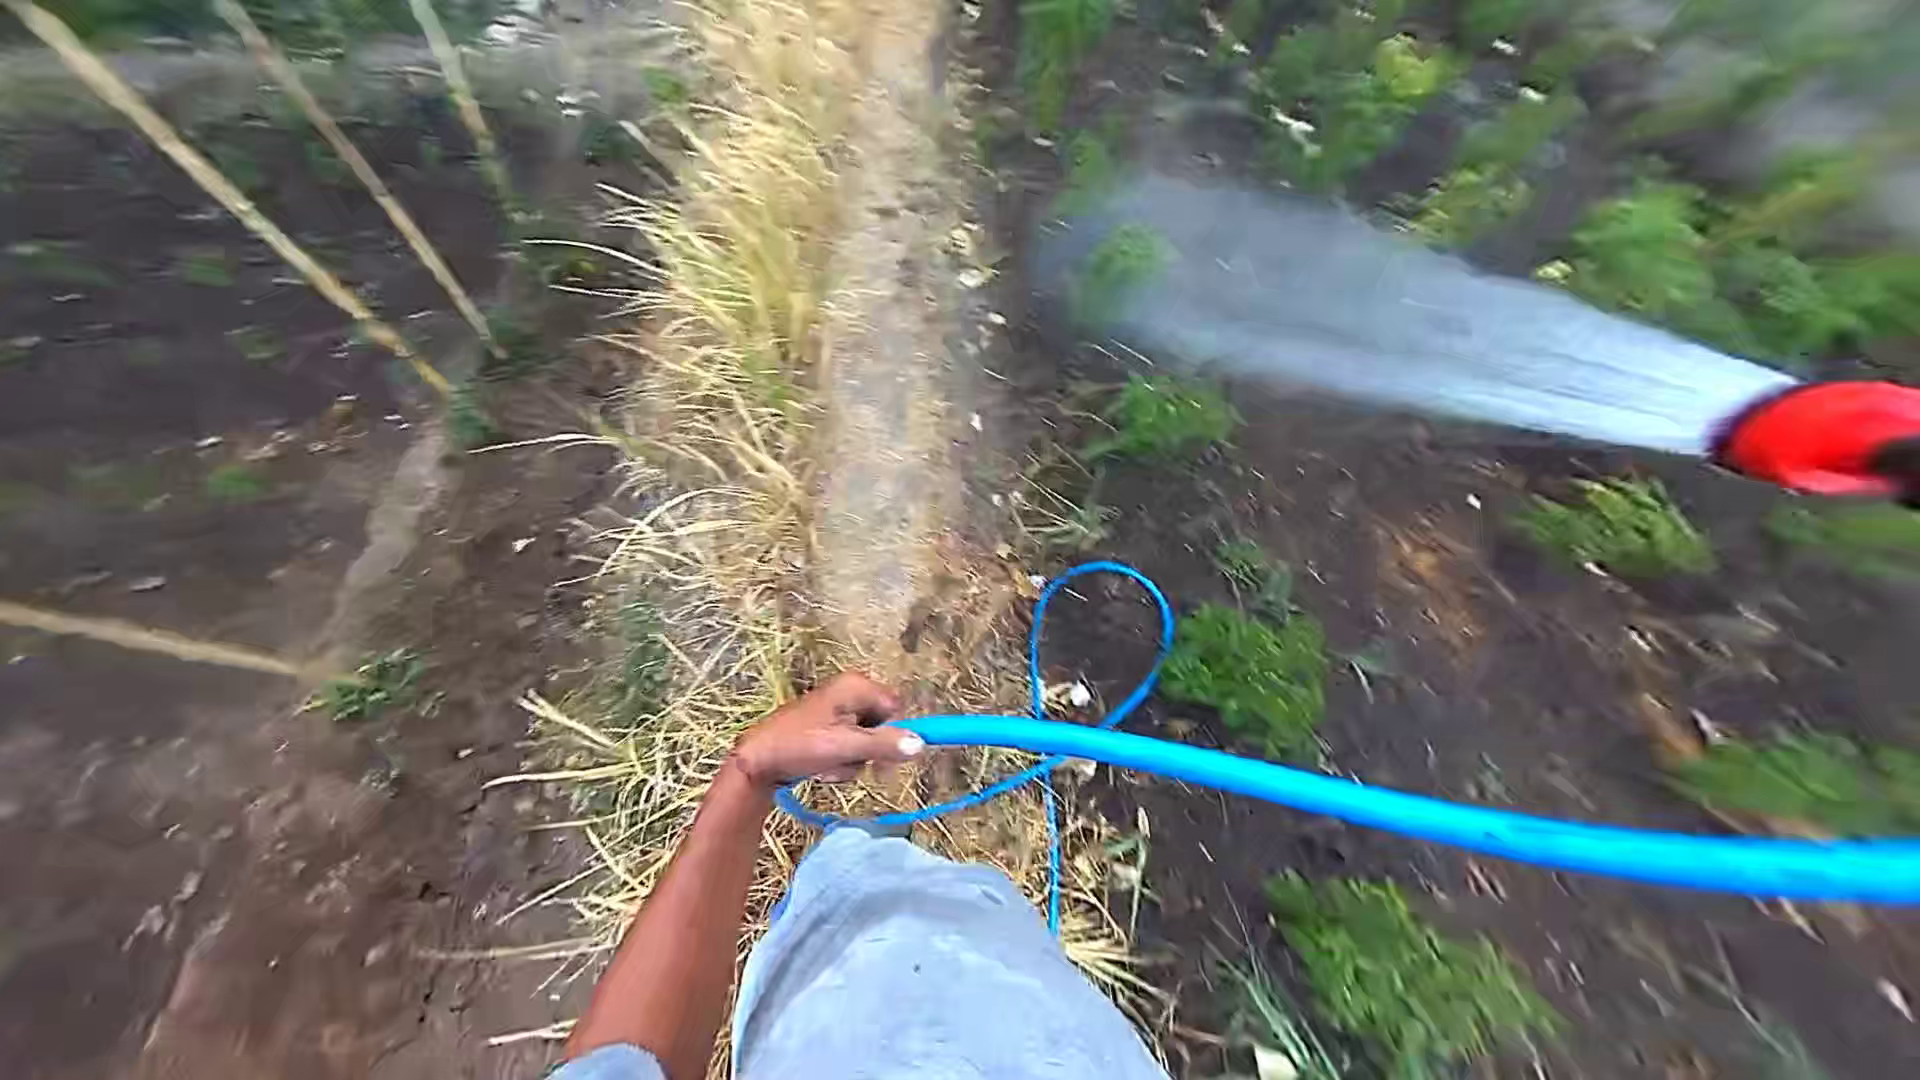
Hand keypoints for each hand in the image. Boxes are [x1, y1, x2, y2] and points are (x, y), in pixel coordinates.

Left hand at [729, 672, 923, 788]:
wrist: (756, 760)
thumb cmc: (800, 746)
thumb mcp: (845, 747)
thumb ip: (884, 745)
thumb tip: (920, 744)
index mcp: (855, 686)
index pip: (895, 706)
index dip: (893, 732)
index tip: (887, 758)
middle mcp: (849, 691)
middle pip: (882, 723)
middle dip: (869, 750)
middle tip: (850, 763)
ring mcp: (837, 709)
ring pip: (866, 738)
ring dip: (853, 759)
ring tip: (829, 766)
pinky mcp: (827, 726)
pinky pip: (849, 743)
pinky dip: (841, 759)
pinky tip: (822, 766)